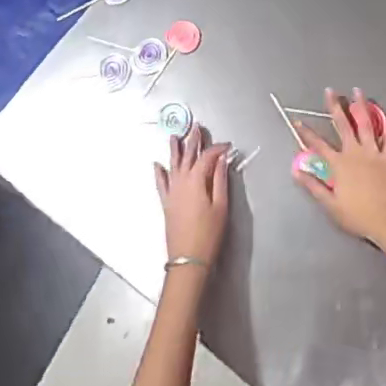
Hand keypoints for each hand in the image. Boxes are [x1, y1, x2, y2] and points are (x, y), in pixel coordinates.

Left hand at [154, 124, 232, 268]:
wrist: (188, 258)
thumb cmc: (209, 233)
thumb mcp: (221, 207)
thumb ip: (220, 181)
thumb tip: (221, 160)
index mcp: (196, 180)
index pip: (207, 157)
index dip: (217, 149)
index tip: (228, 146)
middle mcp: (181, 181)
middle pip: (187, 156)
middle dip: (193, 141)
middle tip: (196, 126)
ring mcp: (171, 191)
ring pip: (172, 165)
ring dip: (174, 150)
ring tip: (174, 136)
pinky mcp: (166, 202)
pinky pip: (161, 182)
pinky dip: (159, 172)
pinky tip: (157, 164)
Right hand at [291, 88, 385, 245]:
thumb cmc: (360, 216)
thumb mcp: (331, 205)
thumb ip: (313, 186)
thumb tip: (296, 171)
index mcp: (339, 164)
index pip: (318, 144)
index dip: (306, 133)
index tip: (298, 121)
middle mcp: (355, 153)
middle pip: (342, 125)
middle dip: (335, 107)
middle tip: (330, 91)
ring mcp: (374, 153)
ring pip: (366, 124)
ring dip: (361, 106)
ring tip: (357, 91)